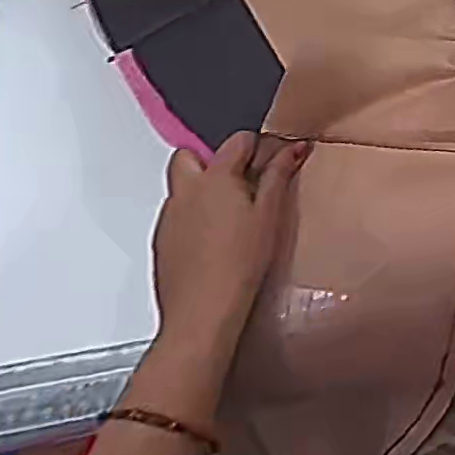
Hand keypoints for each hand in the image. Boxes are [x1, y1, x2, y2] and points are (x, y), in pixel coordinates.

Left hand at [154, 132, 307, 352]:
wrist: (203, 313)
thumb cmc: (241, 262)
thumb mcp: (270, 214)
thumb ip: (279, 175)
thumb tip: (292, 148)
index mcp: (215, 178)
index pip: (236, 141)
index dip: (257, 147)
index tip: (271, 162)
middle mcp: (185, 191)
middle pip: (188, 155)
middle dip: (210, 160)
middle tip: (238, 180)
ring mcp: (168, 217)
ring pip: (181, 186)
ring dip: (201, 189)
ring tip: (231, 215)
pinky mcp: (161, 242)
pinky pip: (176, 215)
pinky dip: (193, 217)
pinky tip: (215, 240)